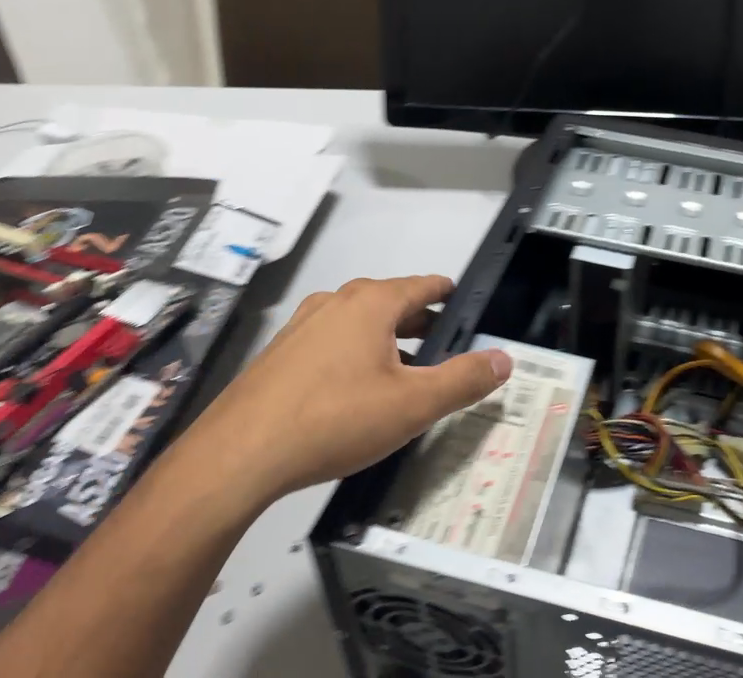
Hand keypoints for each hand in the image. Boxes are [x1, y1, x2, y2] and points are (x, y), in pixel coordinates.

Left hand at [178, 275, 512, 509]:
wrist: (238, 456)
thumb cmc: (335, 419)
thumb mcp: (413, 405)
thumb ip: (464, 380)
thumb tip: (505, 359)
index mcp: (371, 303)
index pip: (422, 285)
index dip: (448, 294)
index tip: (464, 305)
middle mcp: (336, 303)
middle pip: (390, 303)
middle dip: (420, 322)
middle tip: (444, 347)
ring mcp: (301, 327)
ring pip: (358, 324)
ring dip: (386, 341)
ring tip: (405, 374)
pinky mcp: (279, 355)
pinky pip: (331, 344)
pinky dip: (354, 356)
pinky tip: (356, 394)